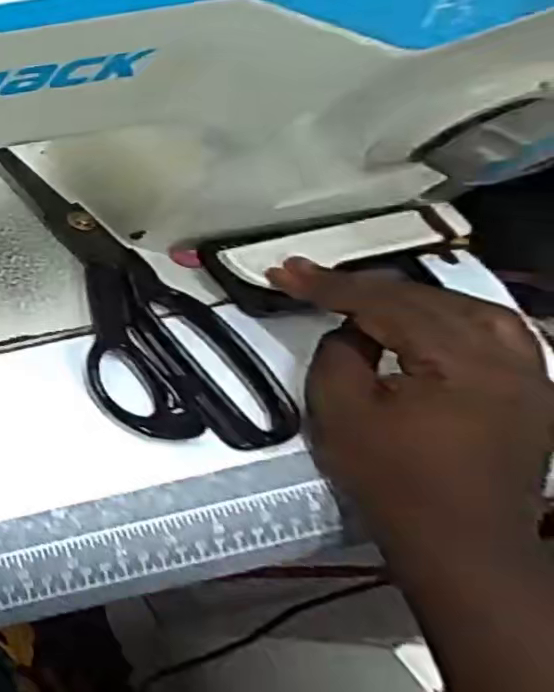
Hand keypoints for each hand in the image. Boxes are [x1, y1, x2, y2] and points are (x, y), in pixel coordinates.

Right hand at [268, 257, 553, 558]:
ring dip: (410, 294)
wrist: (455, 537)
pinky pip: (500, 335)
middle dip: (361, 284)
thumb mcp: (339, 406)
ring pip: (472, 311)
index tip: (280, 271)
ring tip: (360, 289)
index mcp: (461, 369)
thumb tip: (351, 328)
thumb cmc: (387, 472)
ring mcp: (532, 383)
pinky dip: (452, 313)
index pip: (385, 306)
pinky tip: (422, 313)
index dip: (327, 285)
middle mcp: (511, 367)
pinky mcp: (532, 396)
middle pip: (429, 303)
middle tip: (303, 273)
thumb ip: (340, 352)